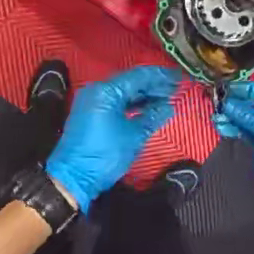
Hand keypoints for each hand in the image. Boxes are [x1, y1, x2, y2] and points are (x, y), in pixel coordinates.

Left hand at [45, 66, 181, 212]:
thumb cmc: (105, 155)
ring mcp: (92, 101)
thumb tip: (169, 106)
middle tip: (176, 88)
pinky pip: (116, 101)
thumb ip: (153, 116)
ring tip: (167, 98)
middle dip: (154, 85)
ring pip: (124, 91)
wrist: (73, 178)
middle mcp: (97, 90)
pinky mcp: (91, 113)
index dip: (161, 76)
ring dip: (145, 94)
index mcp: (106, 91)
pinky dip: (133, 103)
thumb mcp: (134, 136)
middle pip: (131, 81)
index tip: (179, 77)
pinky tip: (149, 108)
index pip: (139, 76)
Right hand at [217, 81, 253, 253]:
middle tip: (217, 101)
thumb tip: (228, 103)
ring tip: (216, 116)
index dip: (248, 89)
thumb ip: (252, 117)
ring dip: (234, 116)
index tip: (227, 88)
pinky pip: (249, 131)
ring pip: (252, 118)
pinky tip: (222, 126)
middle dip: (239, 103)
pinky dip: (236, 128)